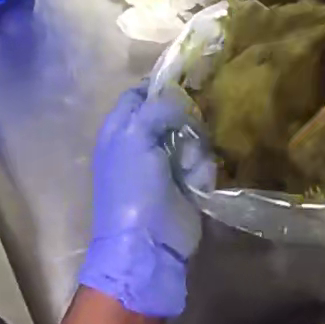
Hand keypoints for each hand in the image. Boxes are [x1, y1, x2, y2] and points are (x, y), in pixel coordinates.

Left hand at [77, 84, 211, 317]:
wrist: (147, 243)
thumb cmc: (133, 188)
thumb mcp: (135, 138)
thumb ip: (155, 109)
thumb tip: (177, 96)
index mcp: (121, 129)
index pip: (140, 95)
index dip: (160, 87)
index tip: (188, 80)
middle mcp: (142, 143)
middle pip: (172, 114)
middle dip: (186, 119)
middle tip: (192, 126)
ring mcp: (166, 164)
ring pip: (193, 136)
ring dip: (195, 148)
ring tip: (189, 165)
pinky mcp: (187, 183)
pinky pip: (203, 162)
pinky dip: (202, 171)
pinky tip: (195, 184)